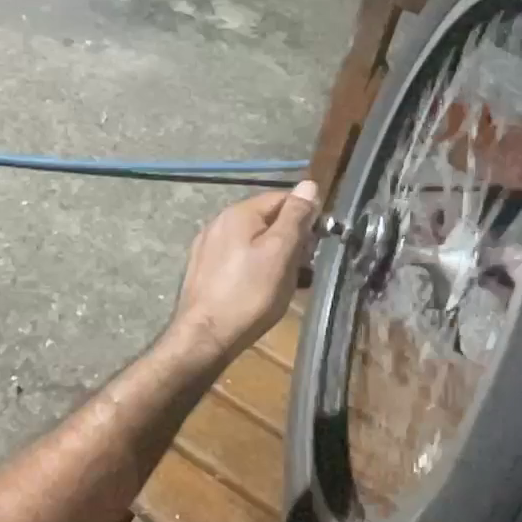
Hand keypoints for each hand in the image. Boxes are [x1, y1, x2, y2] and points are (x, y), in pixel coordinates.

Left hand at [167, 180, 319, 361]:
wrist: (205, 337)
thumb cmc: (249, 295)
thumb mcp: (280, 253)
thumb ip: (295, 217)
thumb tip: (309, 184)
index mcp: (239, 213)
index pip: (282, 199)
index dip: (305, 217)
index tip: (318, 243)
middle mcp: (219, 222)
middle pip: (266, 220)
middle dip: (290, 239)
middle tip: (305, 267)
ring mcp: (208, 247)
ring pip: (253, 241)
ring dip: (275, 255)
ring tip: (288, 282)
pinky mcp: (204, 270)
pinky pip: (239, 259)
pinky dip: (256, 268)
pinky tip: (262, 290)